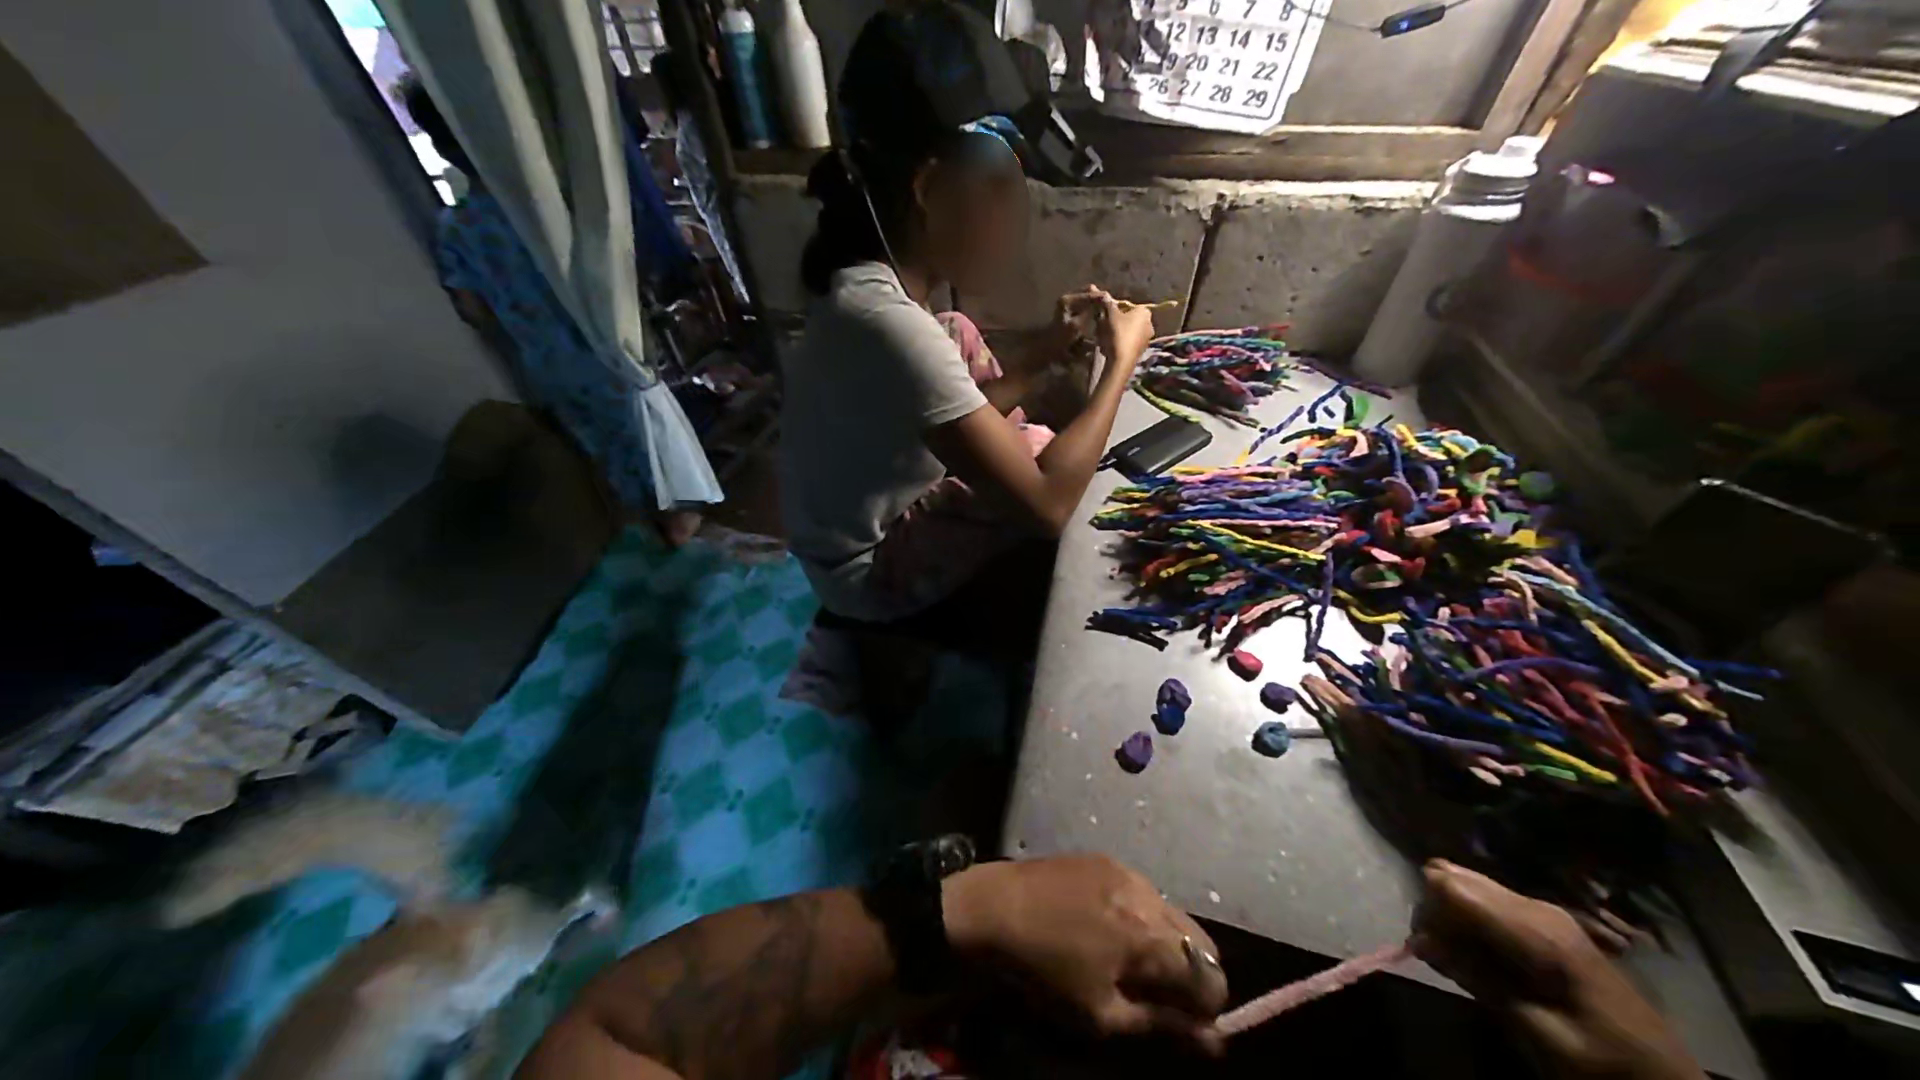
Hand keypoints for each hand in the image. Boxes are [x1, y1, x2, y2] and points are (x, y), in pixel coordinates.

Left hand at [944, 855, 1228, 1051]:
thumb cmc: (1043, 970)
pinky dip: (1145, 917)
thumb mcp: (1101, 1014)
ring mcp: (1125, 870)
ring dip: (1170, 943)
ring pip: (1173, 913)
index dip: (1208, 1008)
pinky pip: (1144, 892)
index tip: (1189, 1026)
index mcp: (1151, 935)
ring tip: (1135, 965)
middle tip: (1164, 999)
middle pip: (1199, 939)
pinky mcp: (1104, 859)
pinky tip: (1114, 932)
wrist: (990, 909)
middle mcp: (1148, 894)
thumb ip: (1162, 1024)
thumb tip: (1214, 1041)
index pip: (1211, 975)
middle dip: (1194, 973)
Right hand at [1095, 292, 1156, 371]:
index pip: (1128, 305)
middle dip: (1116, 321)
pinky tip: (1109, 347)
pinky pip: (1128, 343)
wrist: (1121, 362)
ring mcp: (1146, 339)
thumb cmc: (1117, 333)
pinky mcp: (1141, 352)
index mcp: (1145, 312)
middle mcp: (1150, 324)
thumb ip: (1104, 301)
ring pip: (1128, 332)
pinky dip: (1120, 343)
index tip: (1104, 314)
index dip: (1114, 309)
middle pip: (1129, 319)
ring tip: (1104, 338)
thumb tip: (1094, 287)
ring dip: (1117, 333)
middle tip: (1102, 326)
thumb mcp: (1109, 314)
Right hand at [1413, 860, 1703, 1079]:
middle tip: (1443, 954)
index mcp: (1535, 929)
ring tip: (1460, 956)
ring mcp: (1539, 909)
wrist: (1662, 1071)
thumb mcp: (1539, 1033)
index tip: (1430, 950)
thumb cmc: (1601, 1056)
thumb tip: (1419, 942)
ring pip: (1463, 882)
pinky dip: (1467, 920)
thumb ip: (1479, 981)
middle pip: (1451, 875)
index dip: (1428, 912)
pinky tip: (1481, 954)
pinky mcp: (1541, 919)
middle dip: (1435, 910)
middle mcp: (1534, 905)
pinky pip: (1483, 899)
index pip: (1449, 884)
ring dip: (1449, 914)